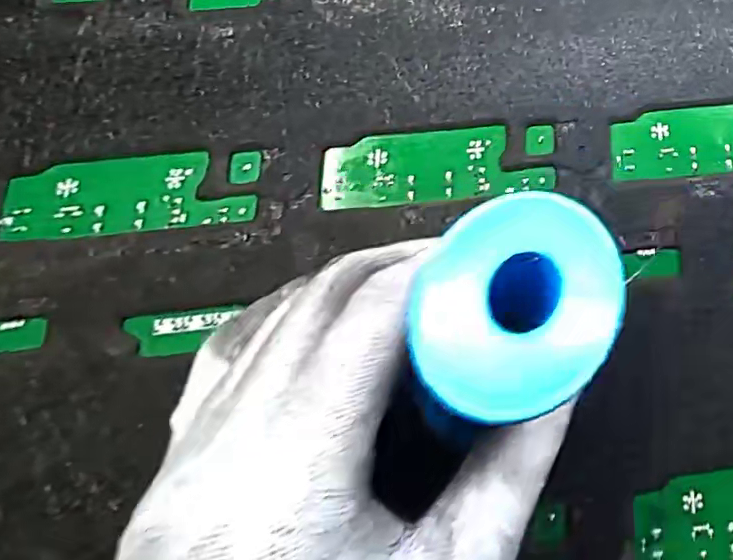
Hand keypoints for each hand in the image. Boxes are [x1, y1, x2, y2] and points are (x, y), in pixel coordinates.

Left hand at [117, 240, 573, 559]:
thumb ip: (511, 470)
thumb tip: (557, 383)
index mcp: (290, 475)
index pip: (370, 312)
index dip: (437, 268)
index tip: (484, 258)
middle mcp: (222, 450)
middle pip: (324, 294)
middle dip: (404, 266)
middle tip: (465, 271)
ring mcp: (185, 459)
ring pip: (279, 313)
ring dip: (355, 288)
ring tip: (417, 297)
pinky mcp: (176, 474)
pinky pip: (236, 354)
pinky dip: (297, 320)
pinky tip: (335, 328)